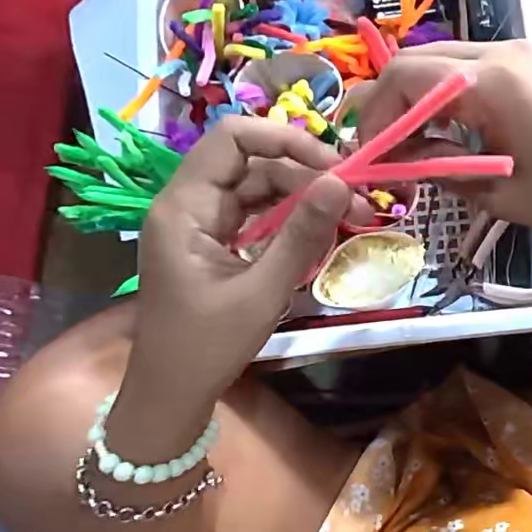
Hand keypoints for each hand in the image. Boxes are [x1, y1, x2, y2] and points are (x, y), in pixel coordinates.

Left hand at [127, 118, 369, 400]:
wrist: (173, 393)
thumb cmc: (208, 345)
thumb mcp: (263, 290)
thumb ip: (302, 234)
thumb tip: (341, 183)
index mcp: (185, 206)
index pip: (233, 138)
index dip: (285, 139)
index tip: (333, 165)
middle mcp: (190, 204)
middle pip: (254, 165)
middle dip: (308, 177)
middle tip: (358, 203)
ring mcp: (203, 224)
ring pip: (260, 190)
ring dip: (305, 200)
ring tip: (350, 219)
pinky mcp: (216, 244)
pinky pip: (258, 217)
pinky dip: (291, 222)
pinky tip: (321, 236)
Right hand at [355, 40, 531, 240]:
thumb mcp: (497, 191)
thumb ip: (439, 167)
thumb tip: (397, 160)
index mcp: (493, 82)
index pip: (406, 76)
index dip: (377, 115)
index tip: (371, 156)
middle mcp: (502, 53)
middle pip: (417, 61)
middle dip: (391, 106)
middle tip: (386, 154)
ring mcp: (518, 55)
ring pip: (440, 65)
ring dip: (417, 102)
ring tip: (415, 151)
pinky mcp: (528, 66)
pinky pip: (467, 72)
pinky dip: (445, 99)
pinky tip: (447, 136)